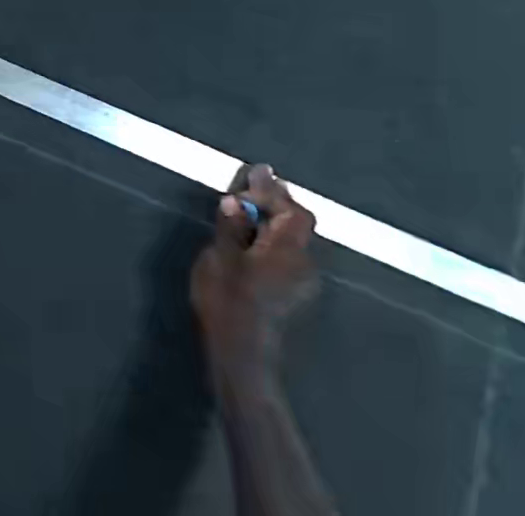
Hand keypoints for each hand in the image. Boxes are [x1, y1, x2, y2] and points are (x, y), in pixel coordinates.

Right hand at [190, 164, 319, 379]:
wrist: (243, 353)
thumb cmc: (228, 301)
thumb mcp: (221, 259)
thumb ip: (231, 228)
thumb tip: (237, 201)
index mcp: (288, 251)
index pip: (292, 212)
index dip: (274, 191)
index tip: (256, 171)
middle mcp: (304, 265)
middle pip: (298, 225)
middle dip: (277, 203)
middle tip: (254, 186)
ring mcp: (302, 283)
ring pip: (293, 241)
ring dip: (274, 221)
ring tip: (250, 210)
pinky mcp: (292, 294)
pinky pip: (287, 254)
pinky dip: (272, 238)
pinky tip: (253, 240)